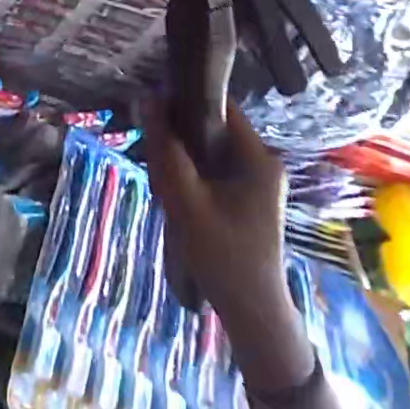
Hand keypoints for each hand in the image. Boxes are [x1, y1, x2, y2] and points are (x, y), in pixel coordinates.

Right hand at [143, 100, 315, 392]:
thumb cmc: (221, 254)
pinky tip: (173, 195)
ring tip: (163, 184)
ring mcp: (255, 178)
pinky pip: (210, 166)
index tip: (153, 110)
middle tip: (153, 159)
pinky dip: (189, 173)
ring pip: (206, 147)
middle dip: (177, 137)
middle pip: (209, 127)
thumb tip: (147, 97)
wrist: (250, 311)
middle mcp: (262, 160)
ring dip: (179, 158)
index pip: (219, 105)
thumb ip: (165, 147)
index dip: (184, 100)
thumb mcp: (184, 198)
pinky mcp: (245, 193)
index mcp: (258, 156)